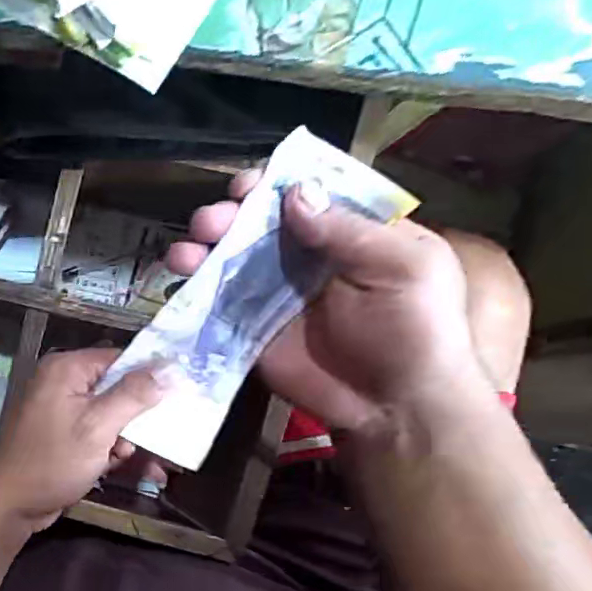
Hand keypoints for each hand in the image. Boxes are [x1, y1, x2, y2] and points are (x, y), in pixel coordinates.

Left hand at [0, 349, 163, 531]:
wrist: (9, 504)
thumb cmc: (52, 460)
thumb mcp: (98, 426)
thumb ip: (134, 395)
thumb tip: (168, 369)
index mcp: (66, 370)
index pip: (120, 358)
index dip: (151, 375)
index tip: (182, 392)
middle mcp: (61, 384)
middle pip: (117, 388)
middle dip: (141, 416)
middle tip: (166, 437)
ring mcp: (60, 411)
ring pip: (109, 416)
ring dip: (128, 439)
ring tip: (148, 463)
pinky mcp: (61, 437)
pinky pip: (95, 434)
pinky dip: (110, 450)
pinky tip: (121, 468)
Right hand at [166, 172, 491, 438]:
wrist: (392, 406)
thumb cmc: (414, 330)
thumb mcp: (402, 267)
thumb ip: (349, 230)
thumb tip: (293, 193)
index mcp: (347, 231)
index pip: (303, 193)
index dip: (271, 184)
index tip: (247, 188)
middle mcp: (303, 256)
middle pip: (255, 223)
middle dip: (226, 216)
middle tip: (209, 224)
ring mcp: (272, 294)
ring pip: (228, 259)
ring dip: (201, 248)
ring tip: (184, 254)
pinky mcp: (250, 329)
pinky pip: (216, 304)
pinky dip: (192, 291)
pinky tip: (178, 283)